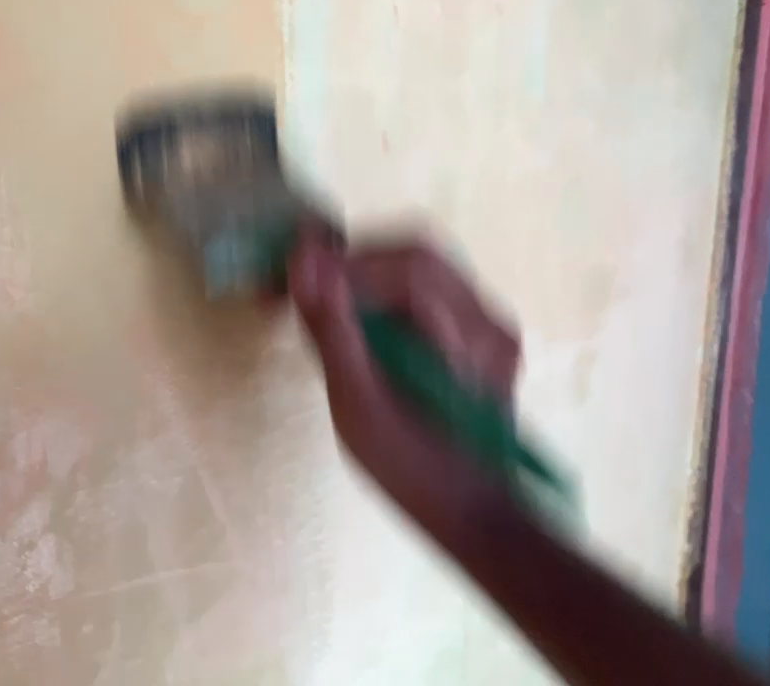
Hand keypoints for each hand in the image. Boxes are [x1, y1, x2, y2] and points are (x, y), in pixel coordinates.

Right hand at [287, 226, 523, 522]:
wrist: (473, 517)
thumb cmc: (411, 468)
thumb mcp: (356, 402)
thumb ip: (330, 326)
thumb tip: (300, 259)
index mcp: (469, 334)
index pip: (401, 264)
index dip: (338, 262)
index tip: (282, 276)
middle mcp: (487, 317)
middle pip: (411, 251)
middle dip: (347, 259)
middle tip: (296, 283)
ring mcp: (486, 323)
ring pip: (416, 262)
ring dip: (358, 270)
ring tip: (312, 296)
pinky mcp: (474, 331)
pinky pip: (422, 285)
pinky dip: (375, 287)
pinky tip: (345, 314)